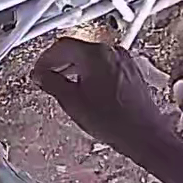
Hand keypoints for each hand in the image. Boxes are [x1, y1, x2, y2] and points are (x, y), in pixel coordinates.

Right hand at [32, 37, 180, 159]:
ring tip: (61, 84)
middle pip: (76, 48)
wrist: (144, 136)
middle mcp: (111, 52)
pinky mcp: (130, 70)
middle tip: (45, 76)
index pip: (61, 46)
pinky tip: (83, 88)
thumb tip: (41, 76)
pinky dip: (89, 72)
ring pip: (90, 56)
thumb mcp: (71, 101)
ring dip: (72, 67)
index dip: (44, 59)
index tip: (38, 71)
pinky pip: (103, 64)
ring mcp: (123, 60)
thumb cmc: (114, 121)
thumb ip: (51, 83)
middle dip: (58, 62)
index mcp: (95, 55)